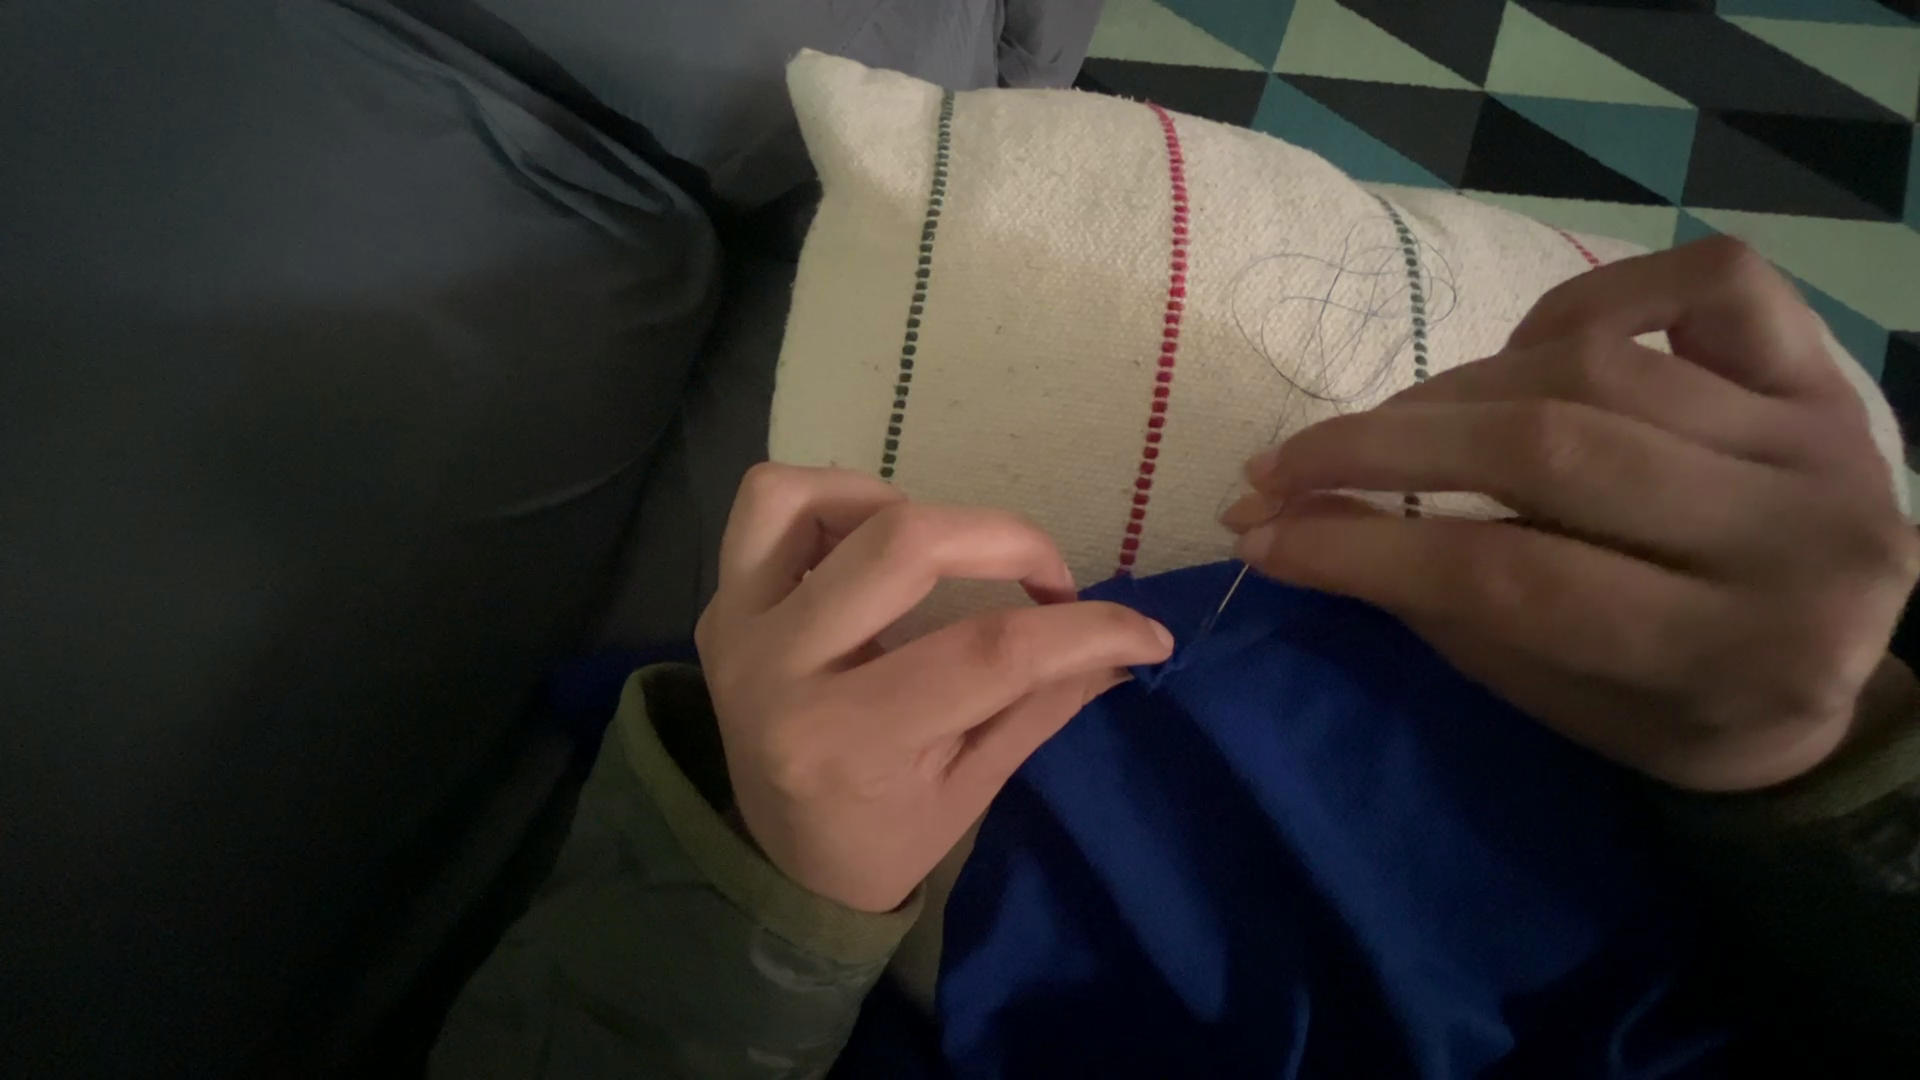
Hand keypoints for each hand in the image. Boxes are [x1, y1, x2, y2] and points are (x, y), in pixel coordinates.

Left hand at [695, 464, 1173, 911]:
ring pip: (815, 499)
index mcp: (847, 741)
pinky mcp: (719, 599)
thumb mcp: (972, 789)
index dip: (1083, 631)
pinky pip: (768, 499)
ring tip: (944, 554)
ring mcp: (737, 625)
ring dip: (905, 506)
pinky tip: (874, 539)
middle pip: (903, 546)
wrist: (778, 855)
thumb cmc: (883, 835)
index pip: (985, 655)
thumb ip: (1044, 703)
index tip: (1143, 631)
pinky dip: (835, 495)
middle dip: (1009, 541)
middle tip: (1049, 578)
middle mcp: (777, 671)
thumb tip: (1126, 642)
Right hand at [1223, 237, 1918, 791]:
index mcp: (1724, 649)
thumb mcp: (1527, 683)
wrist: (1817, 680)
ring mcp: (1817, 435)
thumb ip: (1415, 595)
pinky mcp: (1818, 372)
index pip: (1503, 577)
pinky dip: (1582, 301)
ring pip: (1587, 366)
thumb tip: (1287, 526)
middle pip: (1541, 448)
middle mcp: (1793, 531)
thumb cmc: (1650, 708)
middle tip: (1275, 469)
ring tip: (1371, 434)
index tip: (1255, 537)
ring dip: (1438, 395)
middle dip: (1373, 450)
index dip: (1357, 551)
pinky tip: (1519, 349)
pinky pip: (1703, 285)